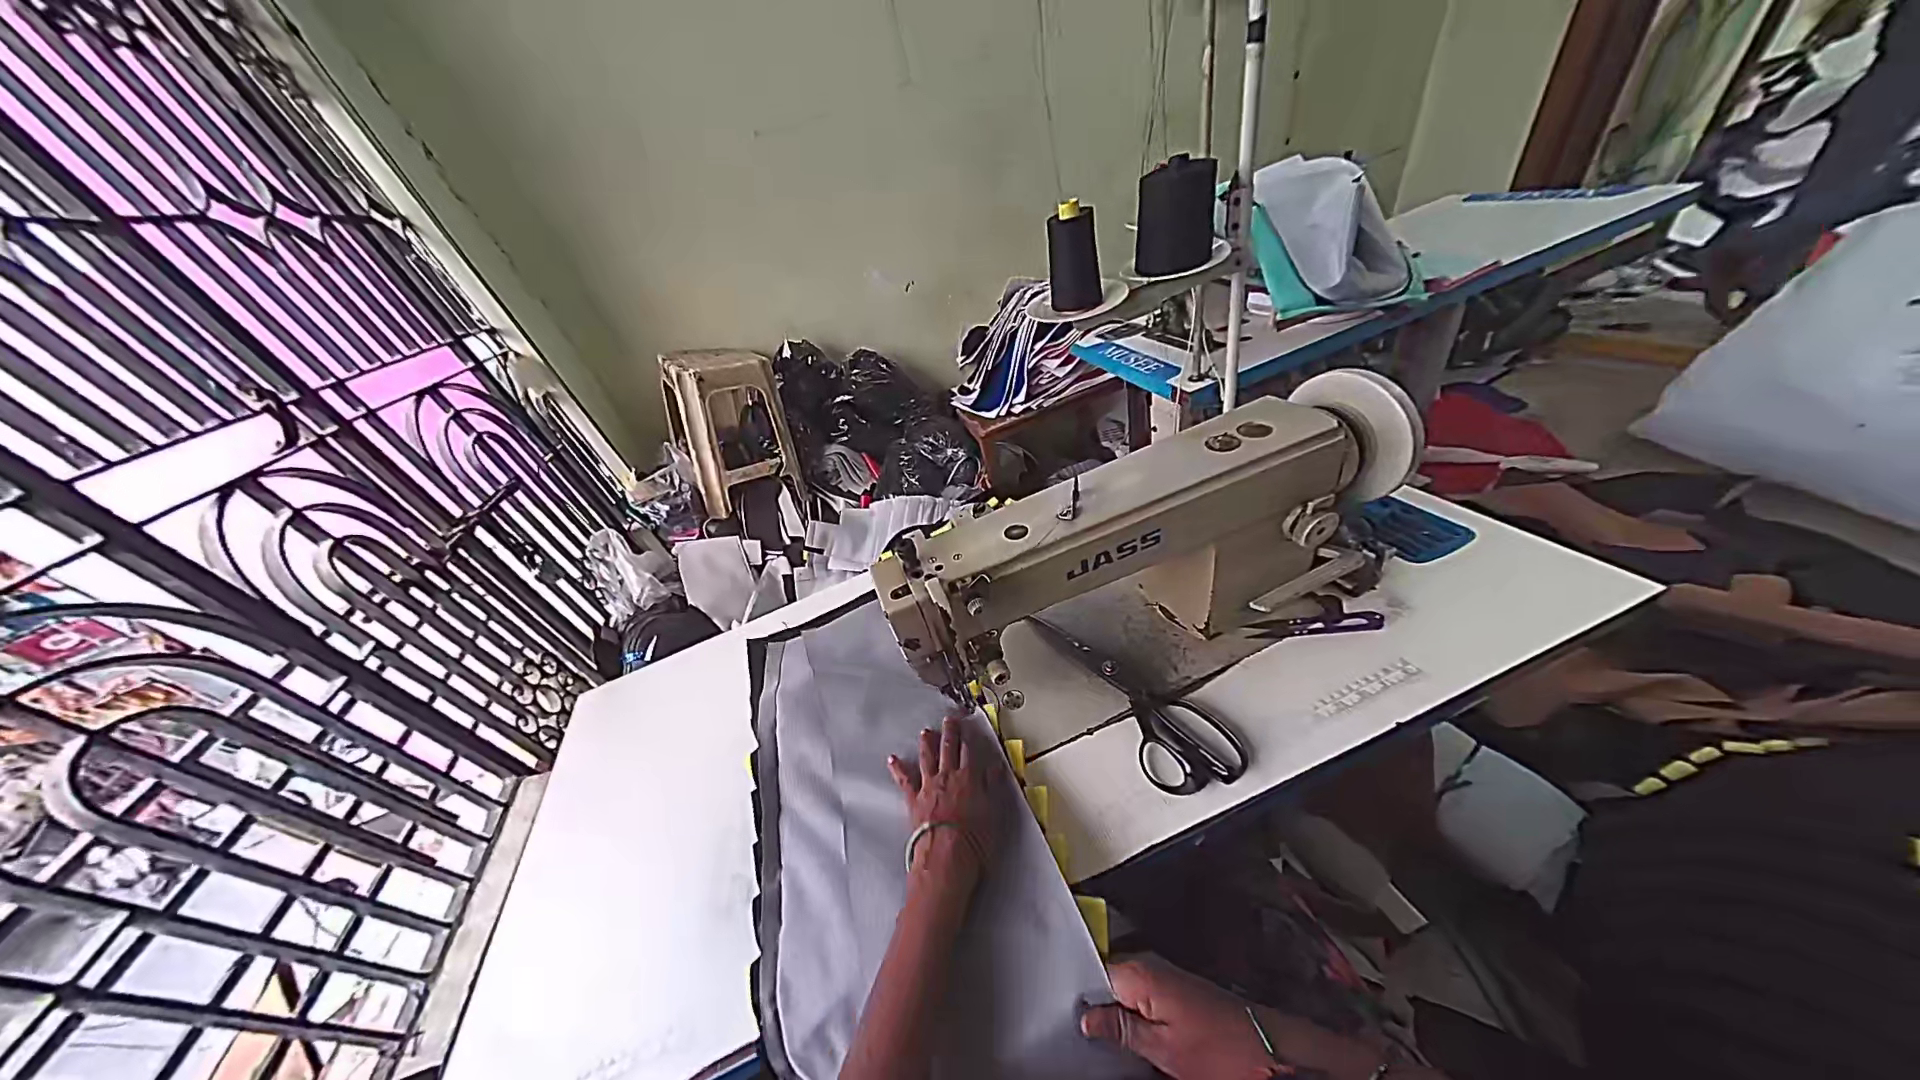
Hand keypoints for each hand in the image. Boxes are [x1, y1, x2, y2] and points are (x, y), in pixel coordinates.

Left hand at [888, 714, 995, 875]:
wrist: (946, 856)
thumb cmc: (973, 841)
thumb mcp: (993, 812)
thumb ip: (993, 787)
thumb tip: (996, 769)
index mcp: (969, 778)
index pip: (970, 752)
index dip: (970, 738)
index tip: (969, 728)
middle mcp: (948, 777)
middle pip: (949, 748)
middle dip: (950, 732)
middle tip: (949, 720)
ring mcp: (929, 787)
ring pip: (927, 758)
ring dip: (927, 743)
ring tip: (926, 732)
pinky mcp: (914, 800)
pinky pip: (904, 780)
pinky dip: (898, 768)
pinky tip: (893, 759)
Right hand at [1080, 956, 1278, 1079]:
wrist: (1267, 1050)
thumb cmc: (1219, 1049)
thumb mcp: (1161, 1049)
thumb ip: (1119, 1028)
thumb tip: (1086, 1018)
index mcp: (1138, 972)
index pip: (1091, 972)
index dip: (1079, 995)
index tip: (1067, 1016)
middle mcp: (1148, 966)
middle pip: (1106, 980)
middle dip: (1096, 1005)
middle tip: (1086, 1033)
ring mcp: (1162, 977)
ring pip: (1122, 990)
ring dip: (1115, 1012)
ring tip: (1109, 1038)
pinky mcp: (1174, 991)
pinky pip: (1140, 997)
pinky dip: (1133, 1014)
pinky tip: (1132, 1036)